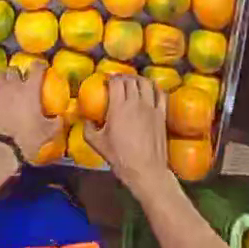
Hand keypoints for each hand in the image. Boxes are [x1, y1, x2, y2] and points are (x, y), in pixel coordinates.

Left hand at [0, 65, 58, 163]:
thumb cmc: (26, 139)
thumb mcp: (47, 133)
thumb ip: (56, 122)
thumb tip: (61, 118)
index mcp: (29, 89)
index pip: (36, 68)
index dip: (40, 66)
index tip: (42, 68)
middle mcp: (11, 86)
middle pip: (13, 70)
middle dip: (17, 73)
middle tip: (20, 82)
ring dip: (1, 80)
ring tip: (4, 89)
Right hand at [87, 75, 170, 192]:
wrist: (146, 170)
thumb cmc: (120, 157)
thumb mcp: (97, 144)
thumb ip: (88, 129)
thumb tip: (86, 119)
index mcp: (119, 107)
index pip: (116, 82)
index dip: (110, 77)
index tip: (106, 80)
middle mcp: (136, 102)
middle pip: (130, 80)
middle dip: (123, 77)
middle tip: (118, 80)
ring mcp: (151, 107)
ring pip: (146, 83)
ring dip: (138, 79)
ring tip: (133, 82)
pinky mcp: (162, 113)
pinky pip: (160, 93)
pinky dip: (155, 87)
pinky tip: (151, 89)